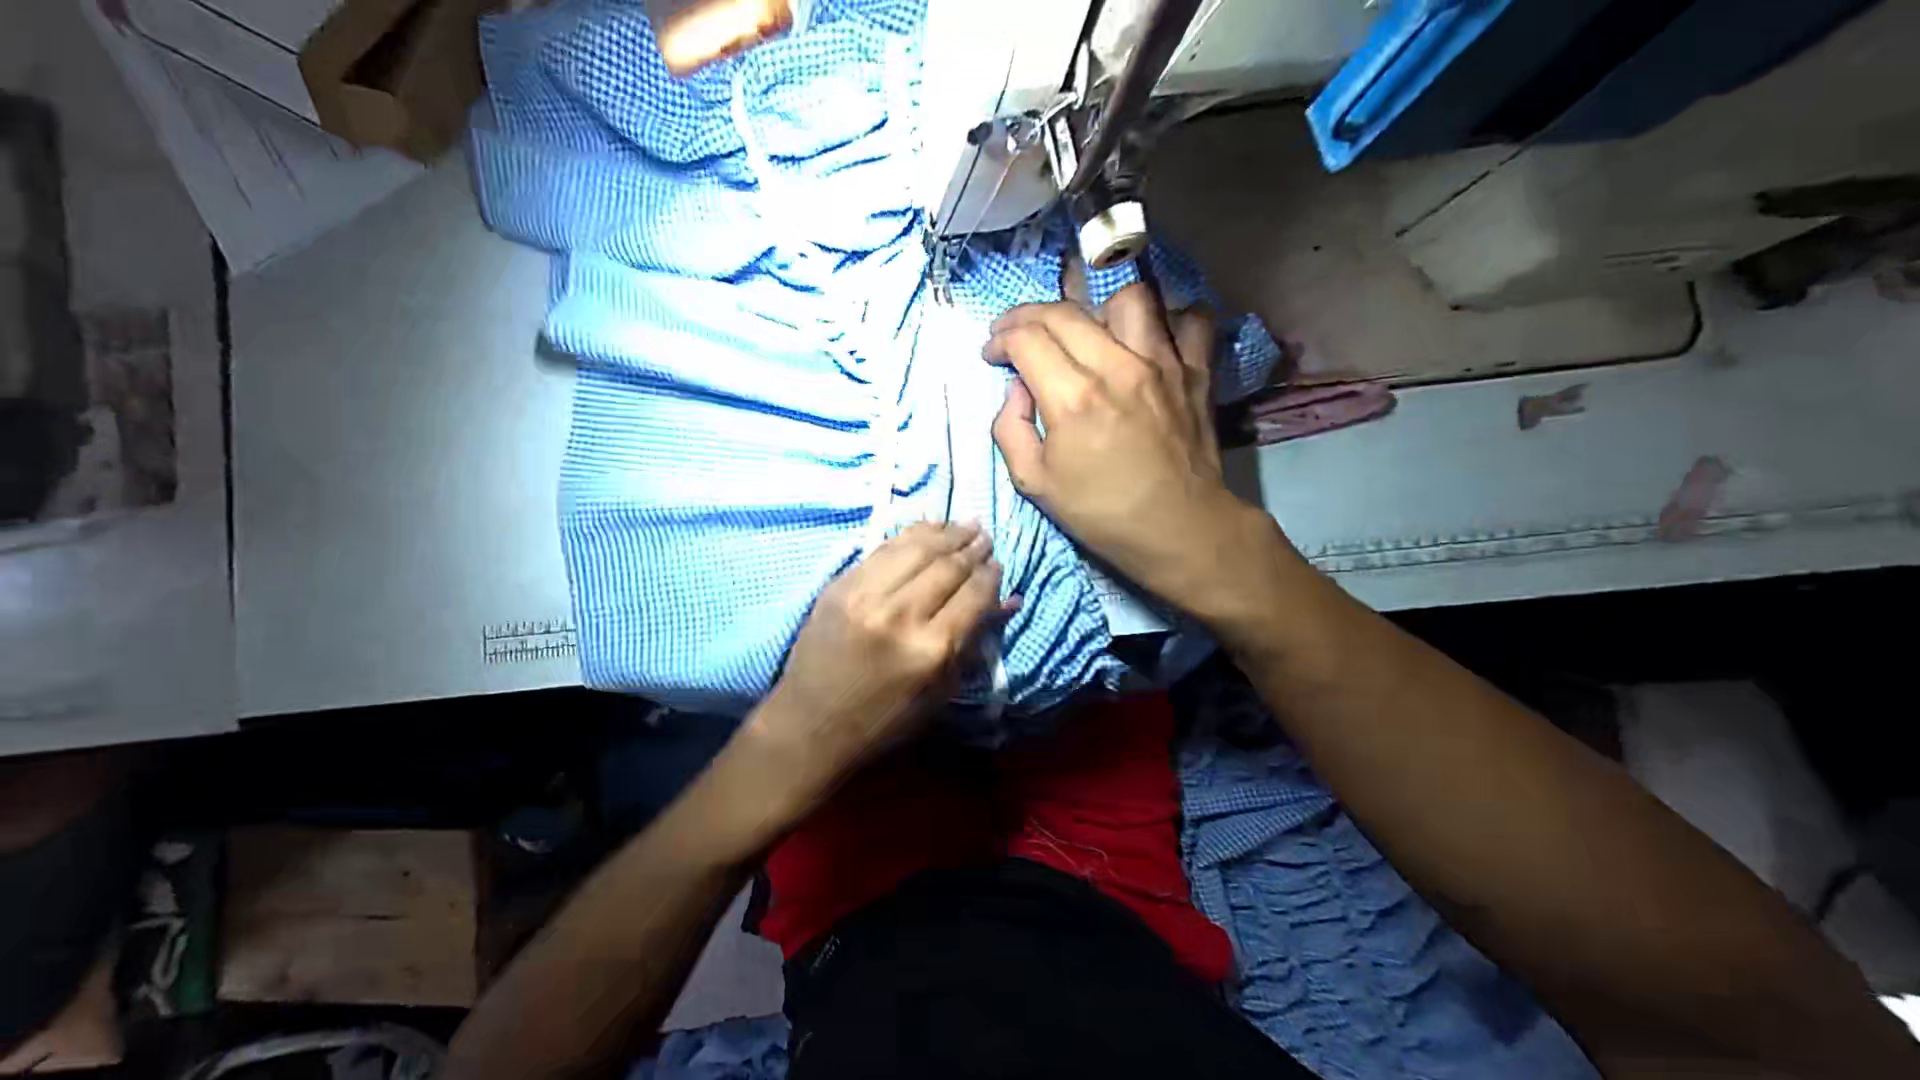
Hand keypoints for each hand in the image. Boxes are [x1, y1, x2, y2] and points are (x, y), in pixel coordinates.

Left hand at [754, 522, 1003, 790]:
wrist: (812, 723)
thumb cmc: (885, 719)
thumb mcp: (941, 691)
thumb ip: (974, 641)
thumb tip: (1008, 600)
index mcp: (931, 649)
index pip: (973, 595)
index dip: (991, 576)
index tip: (998, 565)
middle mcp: (900, 614)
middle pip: (947, 566)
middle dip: (972, 548)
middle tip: (985, 538)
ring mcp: (865, 595)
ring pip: (915, 548)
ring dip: (945, 533)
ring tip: (964, 525)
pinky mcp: (840, 585)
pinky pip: (883, 549)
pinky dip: (910, 534)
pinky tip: (929, 526)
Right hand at [984, 283, 1289, 624]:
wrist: (1178, 529)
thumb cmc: (1101, 513)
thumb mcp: (1034, 483)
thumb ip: (1010, 429)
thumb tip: (1017, 388)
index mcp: (1073, 398)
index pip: (1026, 338)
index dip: (1000, 339)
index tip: (993, 354)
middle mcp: (1118, 367)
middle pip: (1064, 311)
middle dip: (1028, 316)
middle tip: (1018, 336)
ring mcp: (1163, 363)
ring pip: (1128, 299)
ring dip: (1097, 310)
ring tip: (1088, 334)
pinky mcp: (1196, 371)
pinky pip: (1190, 321)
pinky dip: (1169, 320)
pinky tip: (1149, 339)